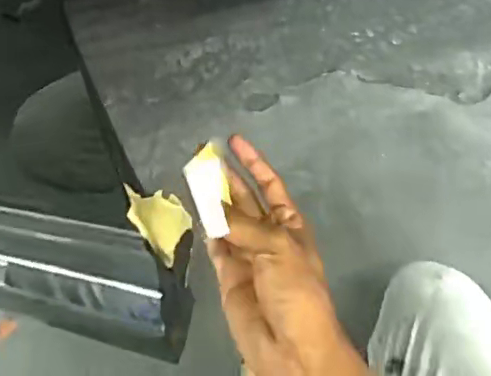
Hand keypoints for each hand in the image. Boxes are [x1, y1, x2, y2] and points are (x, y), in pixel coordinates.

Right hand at [206, 135, 363, 375]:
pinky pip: (214, 243)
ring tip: (193, 173)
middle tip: (204, 153)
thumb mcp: (277, 247)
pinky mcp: (228, 275)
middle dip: (226, 175)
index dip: (253, 162)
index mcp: (288, 225)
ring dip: (211, 197)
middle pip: (243, 197)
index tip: (234, 140)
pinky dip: (205, 226)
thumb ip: (241, 223)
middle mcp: (267, 235)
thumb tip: (211, 205)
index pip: (269, 184)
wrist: (292, 351)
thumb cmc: (297, 292)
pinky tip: (194, 208)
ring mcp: (247, 254)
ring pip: (225, 217)